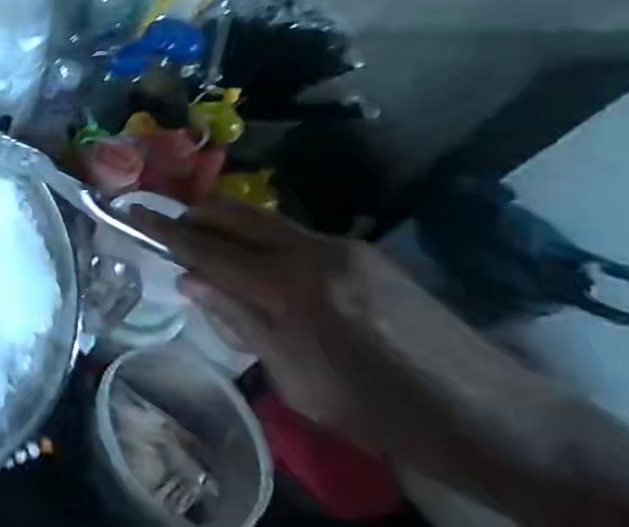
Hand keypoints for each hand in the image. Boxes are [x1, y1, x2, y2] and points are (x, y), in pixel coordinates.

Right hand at [129, 200, 548, 457]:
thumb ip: (241, 324)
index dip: (164, 230)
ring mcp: (340, 245)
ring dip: (225, 223)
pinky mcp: (362, 249)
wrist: (499, 419)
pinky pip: (292, 231)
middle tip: (162, 223)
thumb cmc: (388, 417)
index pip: (208, 249)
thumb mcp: (302, 385)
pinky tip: (259, 262)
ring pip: (260, 217)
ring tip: (203, 240)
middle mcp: (311, 253)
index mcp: (291, 292)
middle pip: (231, 214)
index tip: (129, 210)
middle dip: (191, 215)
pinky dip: (261, 237)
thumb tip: (191, 282)